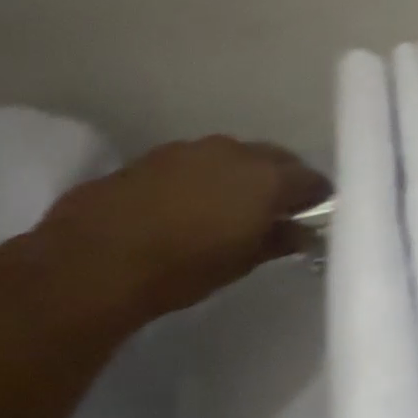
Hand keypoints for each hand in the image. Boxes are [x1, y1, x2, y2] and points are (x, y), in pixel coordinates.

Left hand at [36, 134, 331, 318]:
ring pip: (236, 156)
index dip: (319, 198)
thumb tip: (303, 233)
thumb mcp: (242, 262)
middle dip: (286, 180)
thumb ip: (278, 240)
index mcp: (265, 178)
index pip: (311, 179)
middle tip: (286, 210)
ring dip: (247, 175)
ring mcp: (192, 149)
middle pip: (275, 158)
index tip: (319, 216)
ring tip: (243, 206)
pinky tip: (203, 202)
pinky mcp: (157, 155)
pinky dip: (213, 176)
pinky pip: (202, 160)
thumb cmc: (184, 268)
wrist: (97, 259)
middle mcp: (234, 152)